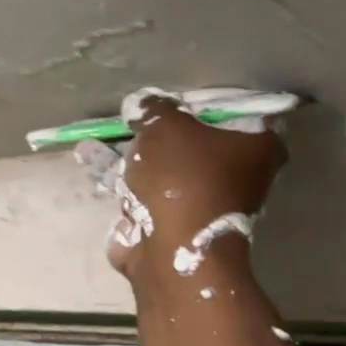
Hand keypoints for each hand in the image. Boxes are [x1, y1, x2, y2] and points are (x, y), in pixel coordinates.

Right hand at [78, 91, 286, 280]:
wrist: (169, 248)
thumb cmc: (182, 178)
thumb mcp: (164, 126)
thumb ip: (152, 108)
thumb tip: (141, 102)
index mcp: (257, 145)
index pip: (234, 110)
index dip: (199, 100)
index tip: (168, 97)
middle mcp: (237, 172)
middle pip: (193, 139)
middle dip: (156, 129)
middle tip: (130, 116)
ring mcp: (201, 198)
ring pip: (162, 165)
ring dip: (128, 151)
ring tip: (95, 135)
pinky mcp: (170, 218)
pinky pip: (143, 188)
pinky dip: (118, 174)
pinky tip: (88, 158)